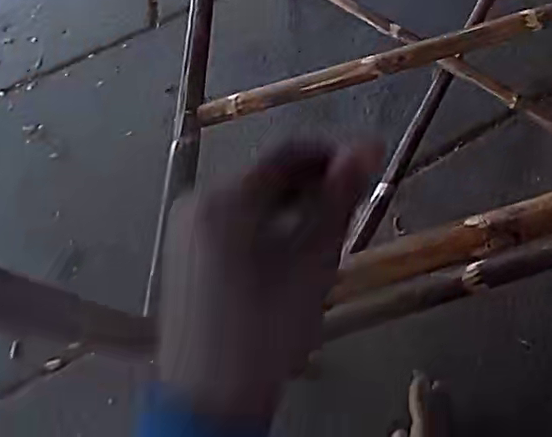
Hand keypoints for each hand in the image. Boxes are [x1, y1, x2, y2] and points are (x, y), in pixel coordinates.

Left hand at [156, 140, 378, 422]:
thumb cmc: (266, 335)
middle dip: (312, 182)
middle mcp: (199, 198)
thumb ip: (340, 198)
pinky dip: (265, 219)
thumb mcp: (313, 263)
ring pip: (253, 192)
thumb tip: (367, 147)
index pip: (288, 151)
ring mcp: (187, 221)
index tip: (364, 163)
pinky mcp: (184, 243)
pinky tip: (286, 247)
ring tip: (321, 229)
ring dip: (291, 201)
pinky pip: (233, 213)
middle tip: (347, 202)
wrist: (211, 403)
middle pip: (268, 171)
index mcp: (226, 198)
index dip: (331, 154)